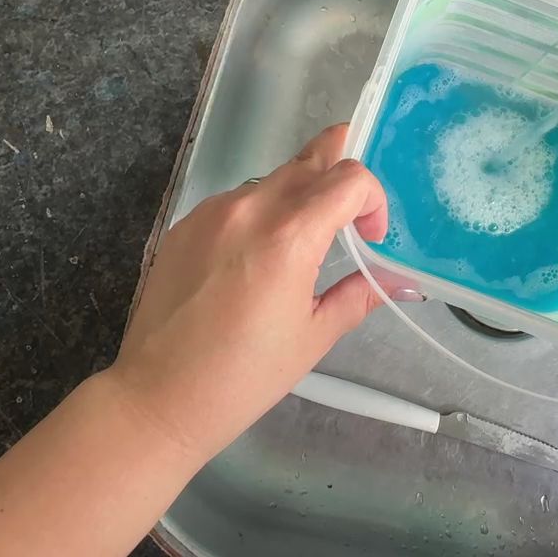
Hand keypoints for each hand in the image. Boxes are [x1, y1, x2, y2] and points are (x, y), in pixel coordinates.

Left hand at [102, 124, 388, 461]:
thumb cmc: (244, 376)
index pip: (349, 177)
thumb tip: (400, 280)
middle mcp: (251, 208)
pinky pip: (239, 199)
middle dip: (341, 179)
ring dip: (300, 198)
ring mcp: (213, 210)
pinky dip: (260, 214)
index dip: (373, 198)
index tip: (369, 236)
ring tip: (298, 248)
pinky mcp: (188, 220)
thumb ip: (360, 294)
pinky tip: (253, 260)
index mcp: (289, 236)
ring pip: (274, 180)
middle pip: (312, 159)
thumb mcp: (314, 336)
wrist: (156, 397)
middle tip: (350, 218)